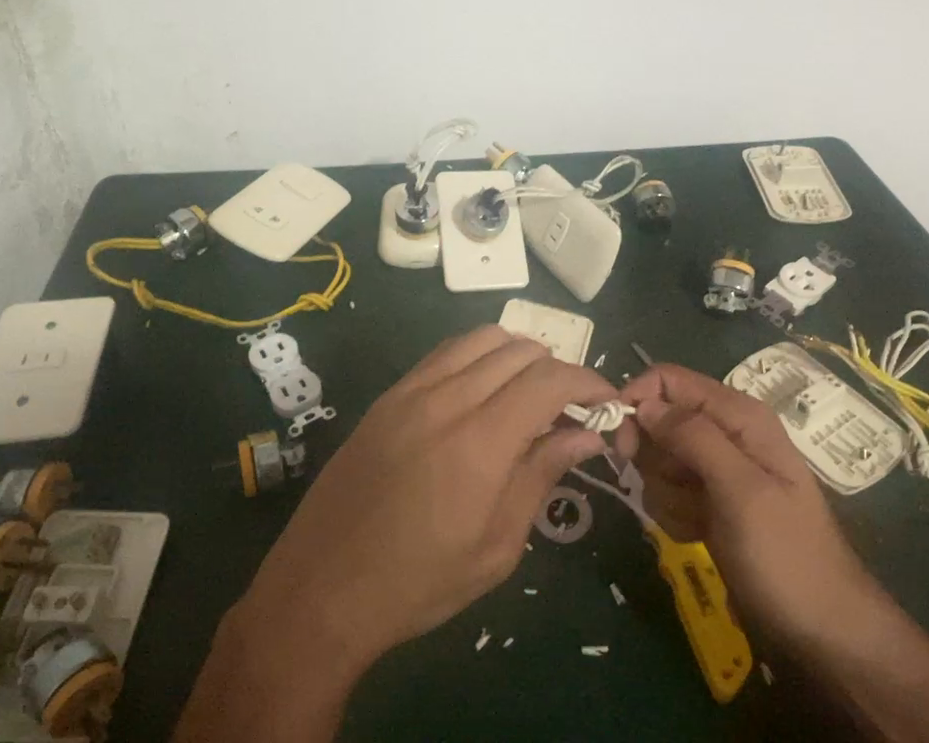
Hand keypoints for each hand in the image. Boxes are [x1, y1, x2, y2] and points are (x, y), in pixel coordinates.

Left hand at [242, 326, 616, 665]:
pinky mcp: (386, 398)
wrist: (321, 589)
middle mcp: (445, 400)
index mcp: (479, 442)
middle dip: (557, 369)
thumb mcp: (496, 547)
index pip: (549, 380)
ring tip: (528, 394)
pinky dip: (476, 357)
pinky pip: (443, 354)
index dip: (588, 383)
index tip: (607, 404)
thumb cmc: (418, 583)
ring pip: (479, 339)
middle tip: (569, 410)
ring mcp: (409, 393)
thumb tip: (586, 435)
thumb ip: (541, 477)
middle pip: (519, 350)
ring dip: (517, 355)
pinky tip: (481, 393)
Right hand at [614, 365, 928, 742]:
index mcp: (740, 416)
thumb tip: (645, 404)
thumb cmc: (786, 556)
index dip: (638, 404)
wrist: (820, 628)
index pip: (668, 380)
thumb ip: (695, 438)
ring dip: (666, 494)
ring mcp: (717, 471)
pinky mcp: (709, 503)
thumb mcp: (742, 491)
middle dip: (654, 458)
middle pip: (658, 420)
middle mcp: (727, 433)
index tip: (623, 446)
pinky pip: (668, 493)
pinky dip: (674, 515)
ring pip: (658, 461)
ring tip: (698, 520)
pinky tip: (698, 534)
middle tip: (676, 491)